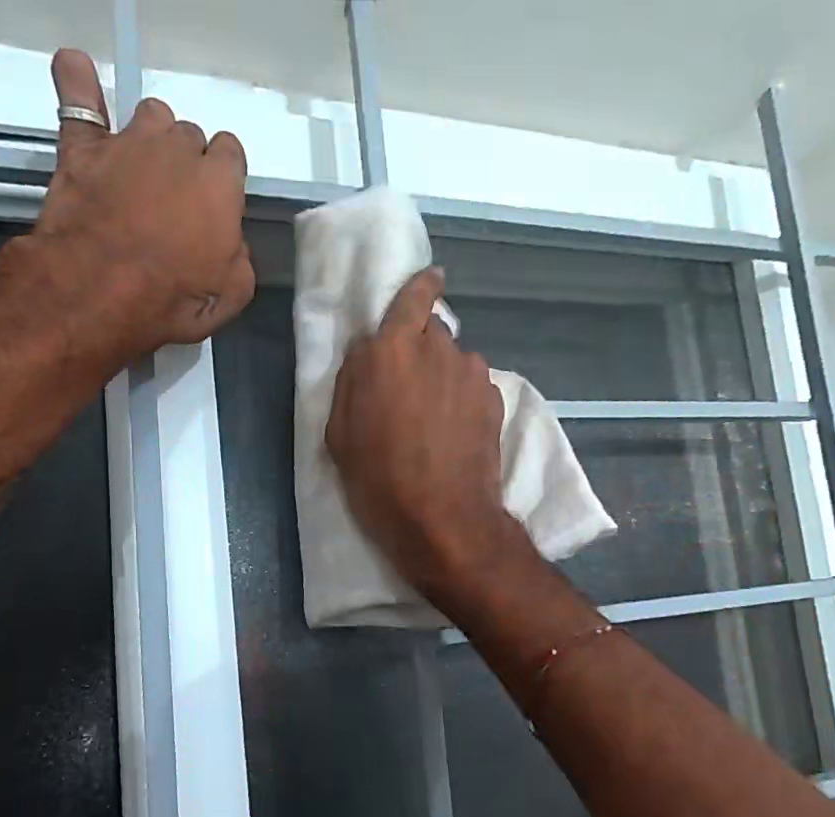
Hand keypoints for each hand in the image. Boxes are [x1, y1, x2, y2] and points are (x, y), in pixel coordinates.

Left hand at [0, 49, 254, 365]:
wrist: (99, 291)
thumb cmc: (172, 298)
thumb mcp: (231, 293)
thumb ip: (239, 257)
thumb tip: (231, 243)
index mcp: (219, 183)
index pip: (231, 154)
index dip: (223, 180)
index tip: (213, 208)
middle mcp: (178, 150)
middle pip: (190, 136)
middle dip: (187, 162)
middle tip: (175, 203)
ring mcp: (129, 143)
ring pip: (151, 116)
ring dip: (152, 136)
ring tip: (142, 168)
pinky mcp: (83, 149)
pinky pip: (80, 98)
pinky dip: (78, 82)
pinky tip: (78, 71)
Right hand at [325, 268, 525, 596]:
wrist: (443, 518)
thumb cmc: (378, 479)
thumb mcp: (340, 432)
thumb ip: (354, 381)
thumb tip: (370, 355)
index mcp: (392, 349)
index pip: (412, 297)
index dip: (421, 286)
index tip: (431, 279)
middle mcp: (438, 348)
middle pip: (432, 333)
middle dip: (422, 350)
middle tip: (410, 388)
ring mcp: (472, 373)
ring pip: (456, 362)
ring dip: (444, 378)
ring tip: (434, 419)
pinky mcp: (495, 399)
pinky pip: (473, 387)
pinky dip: (464, 400)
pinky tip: (456, 433)